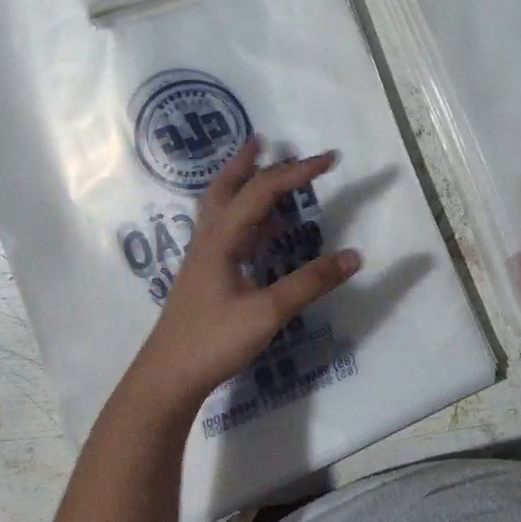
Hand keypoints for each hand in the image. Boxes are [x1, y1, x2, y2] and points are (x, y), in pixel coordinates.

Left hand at [130, 136, 359, 412]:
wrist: (165, 380)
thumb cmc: (212, 341)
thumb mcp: (267, 313)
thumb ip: (310, 283)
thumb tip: (355, 256)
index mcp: (221, 239)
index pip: (262, 191)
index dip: (296, 172)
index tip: (330, 160)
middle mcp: (210, 240)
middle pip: (225, 188)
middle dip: (247, 162)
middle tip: (264, 141)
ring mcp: (205, 259)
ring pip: (222, 208)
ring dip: (243, 185)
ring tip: (263, 171)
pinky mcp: (207, 278)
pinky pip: (229, 232)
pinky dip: (249, 217)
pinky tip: (267, 230)